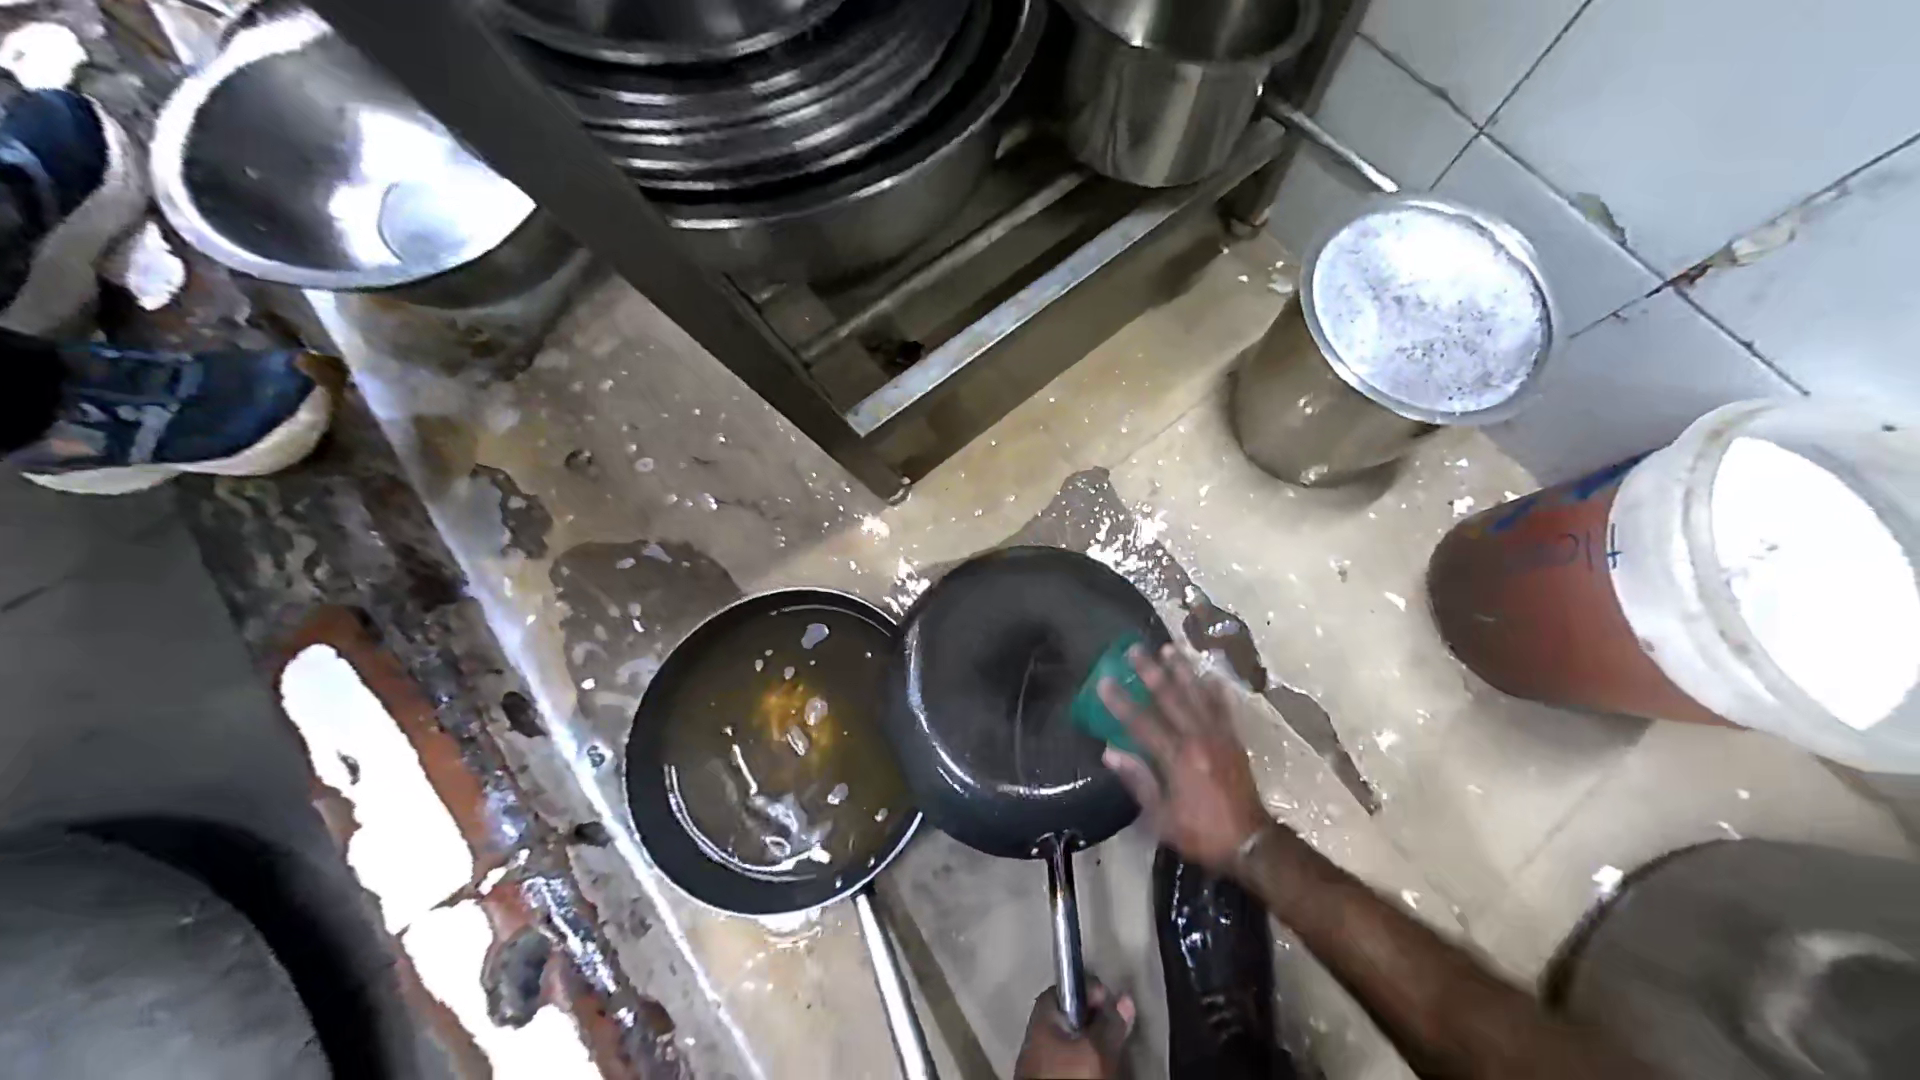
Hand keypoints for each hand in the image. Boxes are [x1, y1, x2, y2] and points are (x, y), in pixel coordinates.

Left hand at [1013, 980, 1134, 1079]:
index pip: (1067, 988)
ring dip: (1098, 1047)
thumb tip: (1124, 998)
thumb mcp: (1096, 1049)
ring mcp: (1045, 1061)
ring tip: (1116, 1056)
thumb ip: (1110, 1023)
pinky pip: (1075, 1065)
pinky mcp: (1053, 1078)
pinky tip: (1106, 1071)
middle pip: (1074, 1018)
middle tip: (1120, 1032)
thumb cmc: (1069, 1078)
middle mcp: (1041, 1033)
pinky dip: (1091, 1065)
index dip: (1091, 991)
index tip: (1113, 1003)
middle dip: (1099, 1023)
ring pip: (1076, 1044)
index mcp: (1044, 1015)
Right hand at [1099, 644, 1271, 872]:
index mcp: (1176, 758)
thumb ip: (1138, 780)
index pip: (1141, 722)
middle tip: (1134, 649)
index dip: (1121, 701)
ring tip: (1169, 649)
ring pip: (1198, 695)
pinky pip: (1224, 708)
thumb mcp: (1161, 817)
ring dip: (1182, 670)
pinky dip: (1216, 690)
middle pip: (1170, 698)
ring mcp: (1219, 737)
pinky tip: (1209, 675)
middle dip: (1150, 671)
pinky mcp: (1235, 741)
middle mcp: (1198, 739)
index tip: (1104, 680)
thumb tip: (1110, 753)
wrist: (1252, 843)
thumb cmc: (1202, 833)